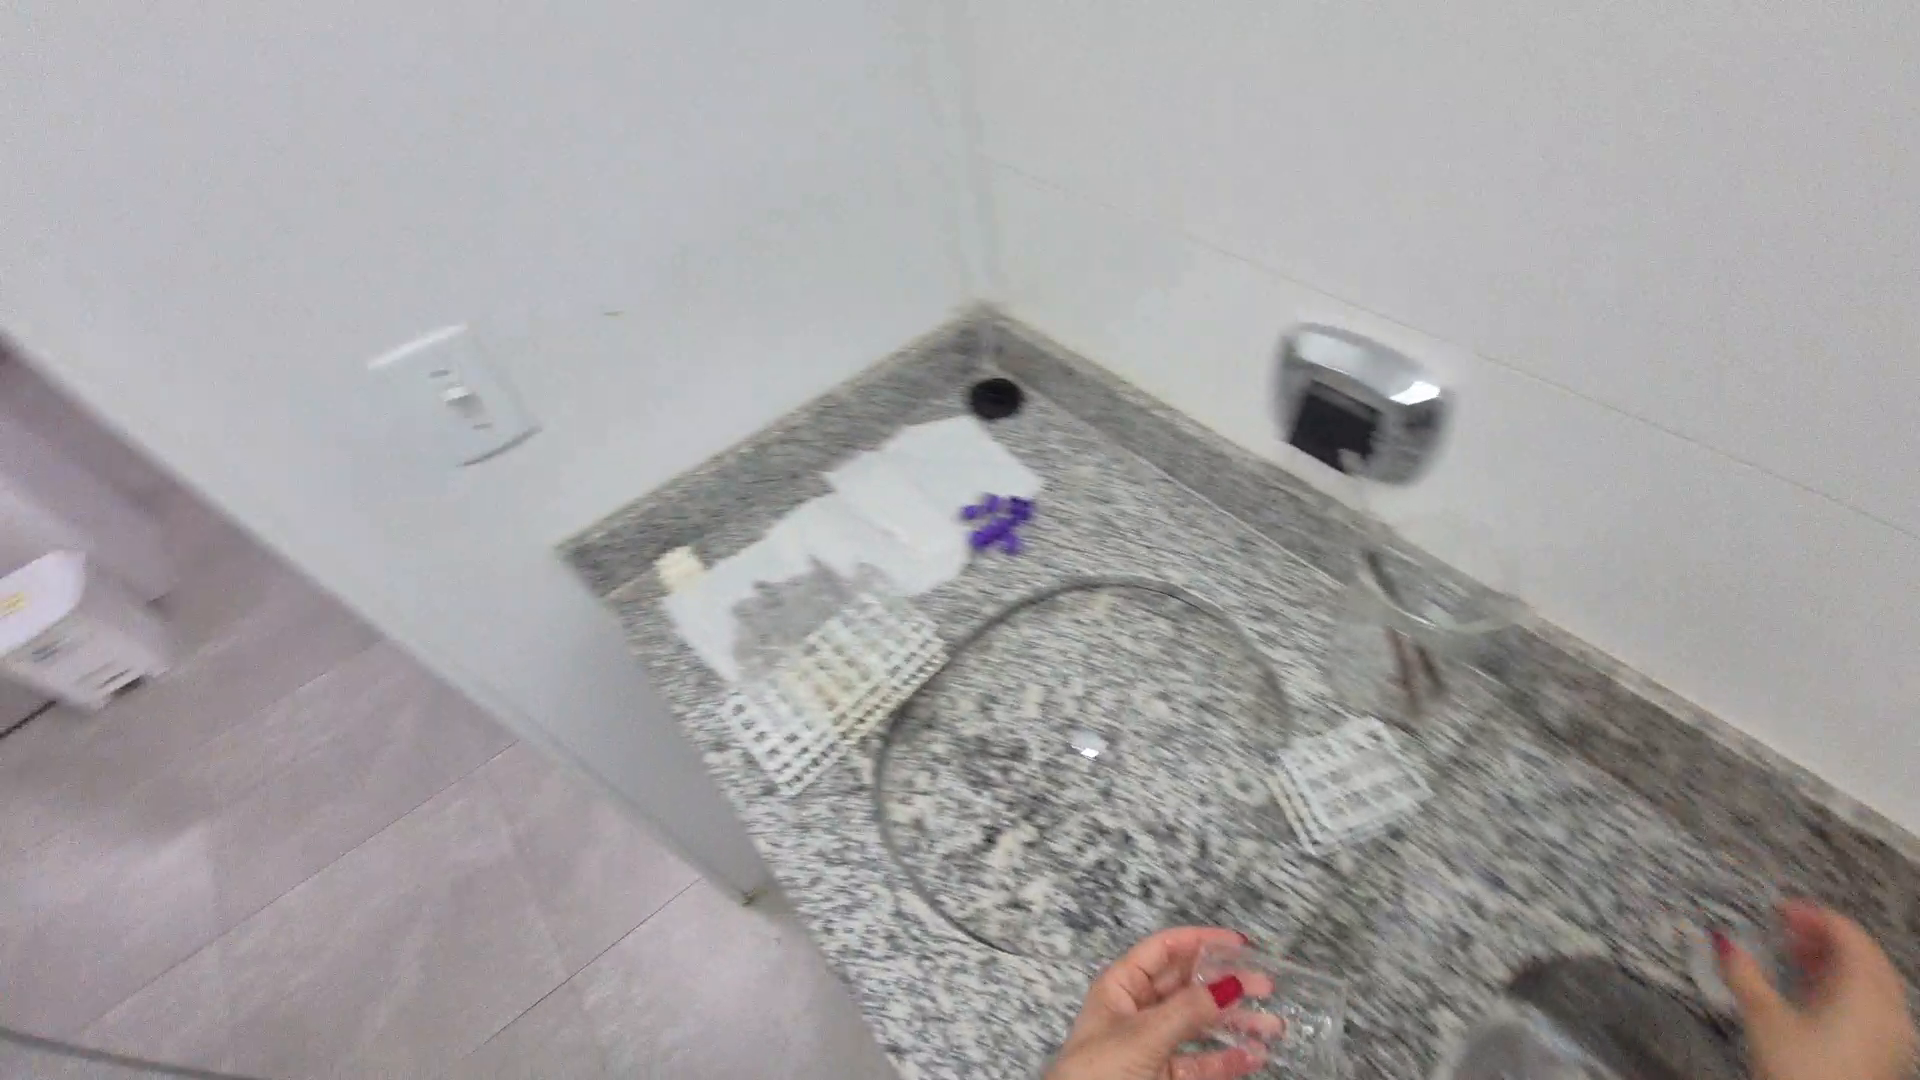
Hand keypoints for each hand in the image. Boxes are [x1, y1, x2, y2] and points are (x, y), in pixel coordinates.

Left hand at [1043, 926, 1277, 1079]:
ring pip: (1197, 1025)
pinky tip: (1256, 1057)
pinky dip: (1225, 1060)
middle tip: (1268, 986)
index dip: (1201, 941)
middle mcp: (1136, 1008)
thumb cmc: (1101, 1070)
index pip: (1164, 949)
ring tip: (1274, 1025)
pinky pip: (1198, 1064)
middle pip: (1185, 985)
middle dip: (1225, 983)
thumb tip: (1231, 982)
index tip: (1241, 944)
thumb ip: (1188, 1011)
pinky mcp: (1162, 1079)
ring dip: (1233, 1024)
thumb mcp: (1144, 1036)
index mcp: (1121, 984)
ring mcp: (1150, 1045)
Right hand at [1717, 899, 1915, 1079]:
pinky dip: (1840, 979)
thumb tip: (1721, 938)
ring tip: (1792, 946)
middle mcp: (1887, 1009)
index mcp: (1864, 995)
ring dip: (1833, 956)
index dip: (1816, 915)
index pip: (1851, 939)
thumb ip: (1742, 972)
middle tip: (1784, 921)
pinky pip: (1868, 998)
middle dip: (1826, 933)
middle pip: (1865, 958)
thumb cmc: (1798, 1064)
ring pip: (1868, 978)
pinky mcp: (1881, 1046)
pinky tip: (1809, 980)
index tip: (1779, 906)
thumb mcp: (1762, 1014)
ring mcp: (1889, 1031)